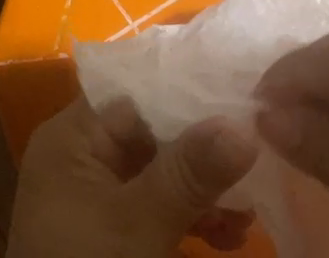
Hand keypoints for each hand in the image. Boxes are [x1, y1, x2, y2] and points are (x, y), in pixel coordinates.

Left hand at [7, 96, 258, 256]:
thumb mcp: (140, 221)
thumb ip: (190, 172)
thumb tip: (243, 124)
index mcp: (71, 136)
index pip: (135, 93)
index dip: (187, 93)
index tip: (239, 98)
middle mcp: (80, 156)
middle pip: (151, 133)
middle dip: (204, 151)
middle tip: (257, 160)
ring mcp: (94, 196)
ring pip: (160, 174)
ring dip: (204, 191)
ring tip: (248, 213)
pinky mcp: (108, 231)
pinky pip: (155, 208)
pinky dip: (189, 217)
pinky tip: (229, 235)